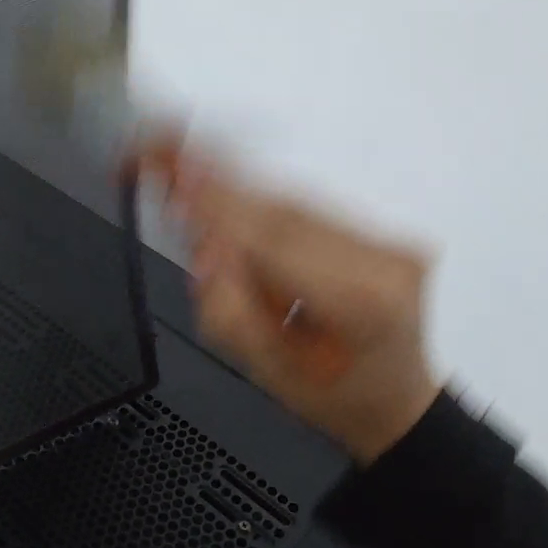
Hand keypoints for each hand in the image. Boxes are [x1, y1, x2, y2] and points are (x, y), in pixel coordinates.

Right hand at [139, 139, 442, 464]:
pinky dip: (259, 210)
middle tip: (151, 147)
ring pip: (290, 203)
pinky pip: (305, 210)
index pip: (274, 240)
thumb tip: (205, 250)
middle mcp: (385, 259)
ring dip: (232, 197)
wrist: (397, 400)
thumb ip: (231, 313)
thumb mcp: (269, 374)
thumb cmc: (332, 399)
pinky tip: (228, 214)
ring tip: (180, 182)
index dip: (216, 202)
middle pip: (280, 210)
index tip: (169, 170)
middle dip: (213, 182)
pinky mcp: (383, 230)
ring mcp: (390, 240)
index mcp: (362, 305)